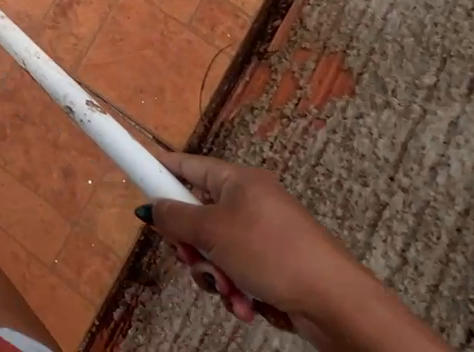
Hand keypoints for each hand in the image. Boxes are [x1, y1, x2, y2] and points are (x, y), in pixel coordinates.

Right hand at [145, 152, 447, 350]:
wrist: (341, 307)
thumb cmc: (272, 253)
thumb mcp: (210, 230)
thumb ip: (172, 216)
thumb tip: (151, 208)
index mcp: (237, 181)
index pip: (184, 165)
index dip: (156, 170)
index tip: (133, 181)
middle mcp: (250, 204)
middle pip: (195, 214)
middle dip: (188, 243)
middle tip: (189, 256)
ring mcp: (265, 237)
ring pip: (213, 249)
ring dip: (211, 272)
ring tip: (227, 290)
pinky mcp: (276, 268)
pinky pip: (237, 271)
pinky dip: (234, 288)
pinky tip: (245, 305)